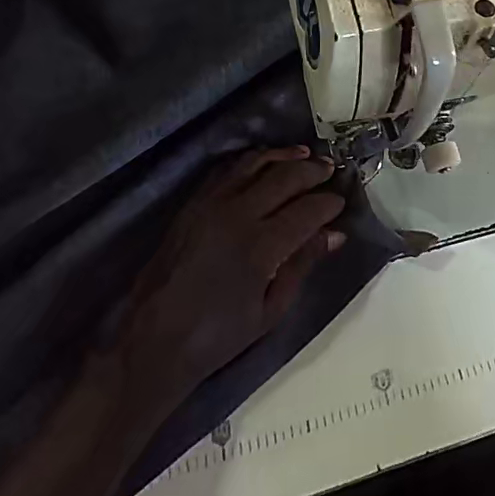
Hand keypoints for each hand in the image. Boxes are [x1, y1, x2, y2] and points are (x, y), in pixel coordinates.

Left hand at [116, 146, 345, 385]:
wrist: (153, 341)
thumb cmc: (218, 335)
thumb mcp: (270, 310)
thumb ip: (301, 264)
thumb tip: (334, 235)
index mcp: (260, 246)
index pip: (307, 210)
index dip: (329, 203)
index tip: (341, 202)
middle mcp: (237, 215)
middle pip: (284, 177)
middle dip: (312, 171)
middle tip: (330, 169)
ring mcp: (211, 205)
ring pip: (254, 164)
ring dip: (283, 155)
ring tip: (304, 154)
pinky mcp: (192, 204)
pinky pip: (226, 170)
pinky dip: (250, 161)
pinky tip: (263, 162)